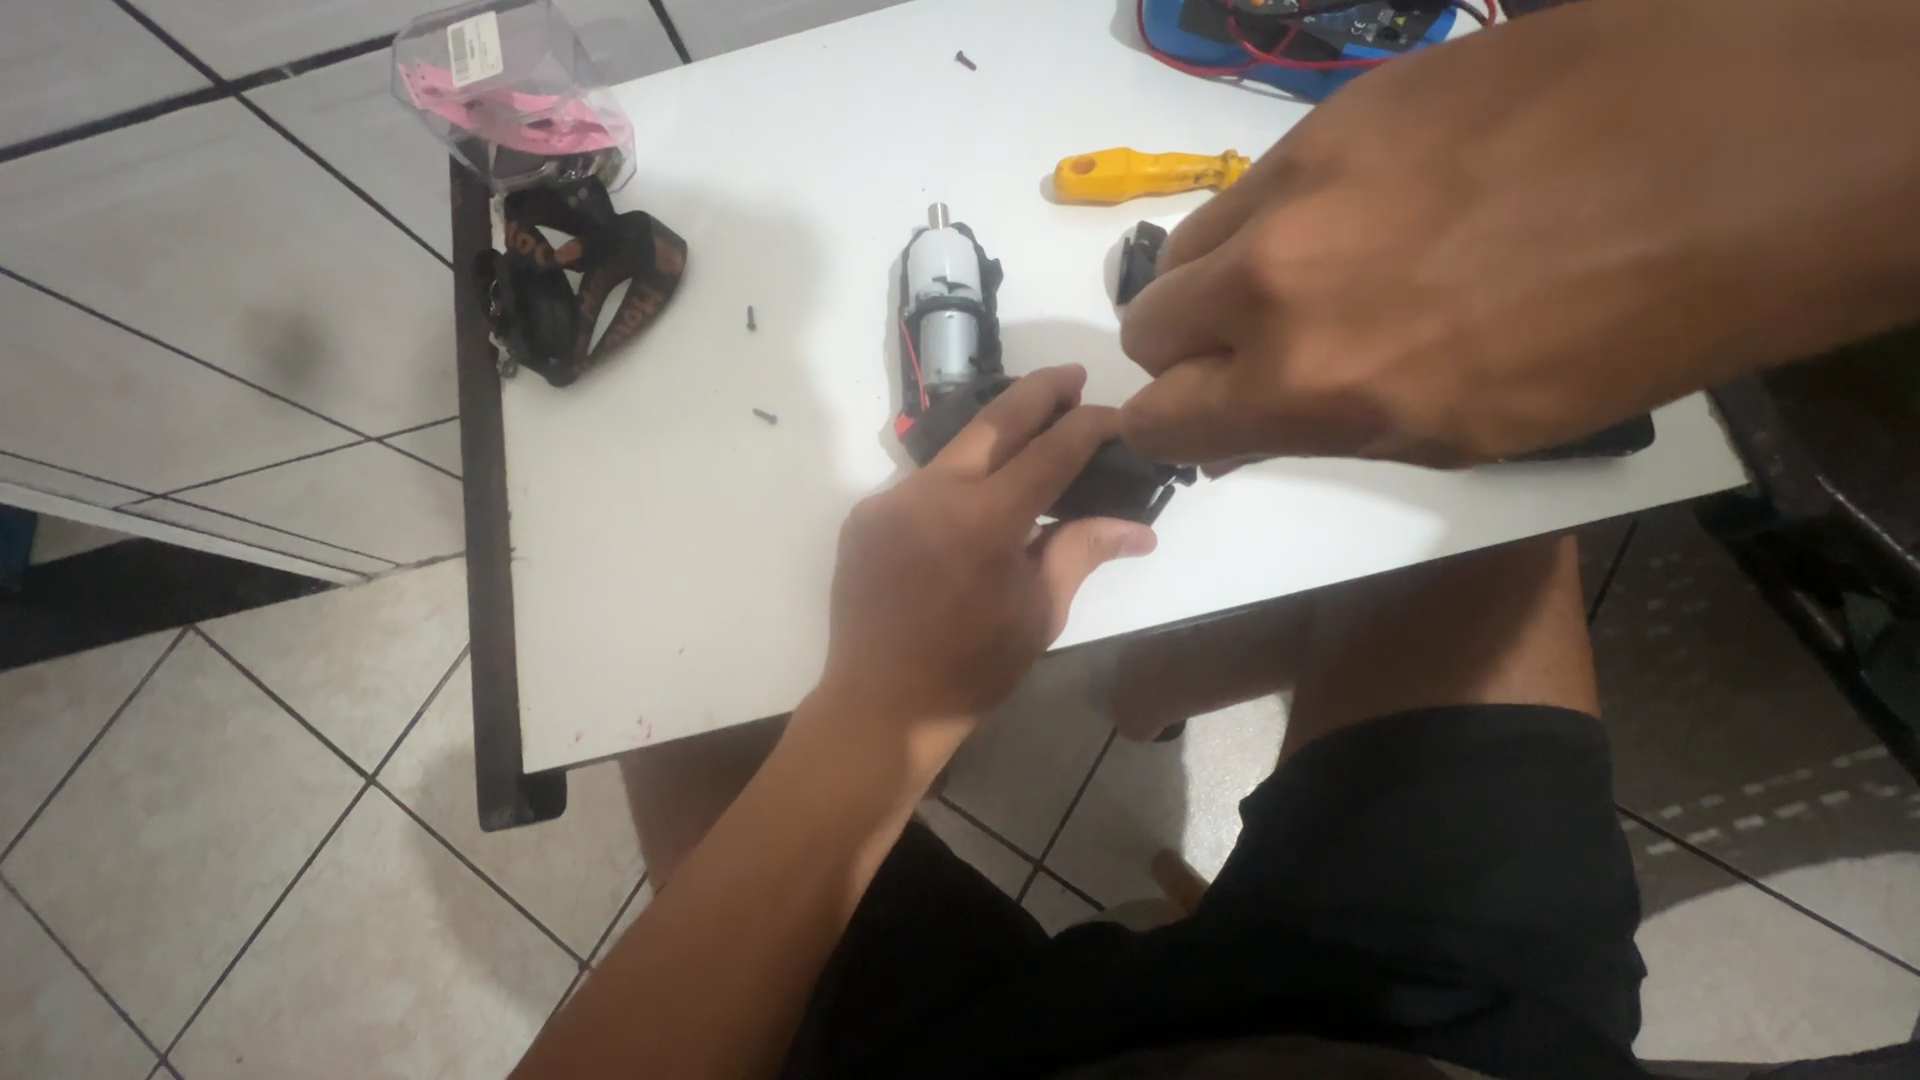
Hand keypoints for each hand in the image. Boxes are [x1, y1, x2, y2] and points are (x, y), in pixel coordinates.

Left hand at [814, 365, 1156, 735]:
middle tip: (1071, 377)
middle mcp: (930, 494)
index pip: (1050, 453)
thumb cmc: (973, 668)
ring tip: (1027, 445)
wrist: (881, 703)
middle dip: (1038, 393)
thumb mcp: (1040, 611)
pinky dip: (954, 486)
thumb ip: (1082, 551)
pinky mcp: (863, 518)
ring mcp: (888, 502)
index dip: (1088, 428)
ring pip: (953, 454)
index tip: (1116, 416)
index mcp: (983, 521)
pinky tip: (972, 508)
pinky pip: (920, 487)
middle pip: (993, 422)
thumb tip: (1140, 528)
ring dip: (993, 444)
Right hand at [1119, 0, 1919, 466]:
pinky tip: (1353, 215)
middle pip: (1146, 328)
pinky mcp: (1336, 109)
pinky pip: (1249, 188)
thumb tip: (1234, 424)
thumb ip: (1313, 427)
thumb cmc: (1617, 332)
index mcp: (1310, 383)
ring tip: (1301, 281)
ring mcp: (1299, 183)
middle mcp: (1273, 282)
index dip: (1170, 429)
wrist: (1758, 148)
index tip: (1198, 422)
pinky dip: (1271, 221)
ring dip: (1217, 284)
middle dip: (1183, 355)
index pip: (1155, 420)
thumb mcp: (1452, 433)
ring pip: (1182, 252)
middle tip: (1246, 354)